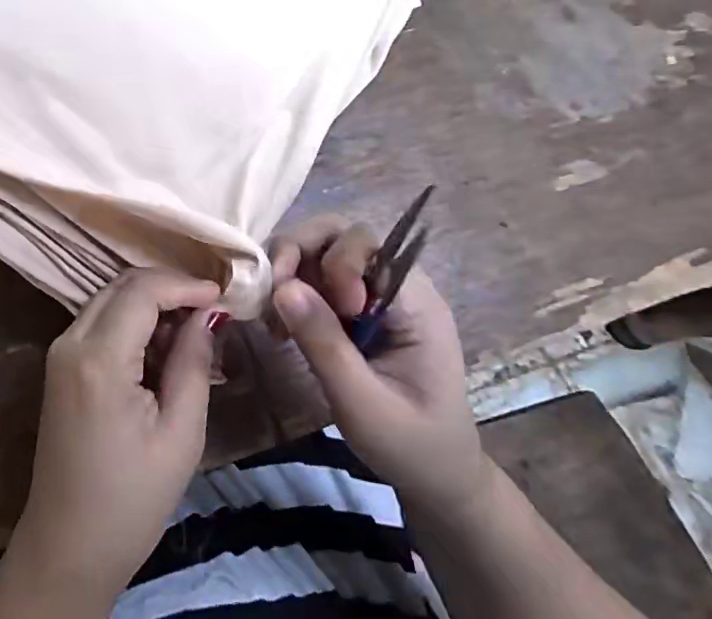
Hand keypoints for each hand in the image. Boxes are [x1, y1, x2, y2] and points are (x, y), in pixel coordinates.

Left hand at [0, 268, 223, 616]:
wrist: (67, 548)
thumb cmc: (131, 500)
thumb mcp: (180, 434)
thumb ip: (194, 362)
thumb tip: (210, 313)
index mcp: (98, 359)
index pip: (142, 291)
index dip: (184, 284)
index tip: (223, 296)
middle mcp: (70, 342)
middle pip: (123, 286)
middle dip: (169, 288)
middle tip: (210, 311)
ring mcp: (59, 352)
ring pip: (110, 299)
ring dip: (151, 304)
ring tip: (191, 332)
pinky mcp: (59, 365)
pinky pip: (99, 321)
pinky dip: (132, 321)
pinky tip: (160, 348)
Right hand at [269, 217, 489, 505]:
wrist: (436, 476)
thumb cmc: (410, 445)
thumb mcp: (364, 405)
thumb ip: (325, 344)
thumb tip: (282, 286)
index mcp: (416, 302)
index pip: (370, 244)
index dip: (338, 262)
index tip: (331, 310)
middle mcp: (395, 284)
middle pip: (340, 235)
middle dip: (300, 254)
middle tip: (277, 298)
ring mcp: (373, 293)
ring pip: (322, 250)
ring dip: (290, 273)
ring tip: (276, 321)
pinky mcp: (355, 307)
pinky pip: (316, 278)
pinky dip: (292, 292)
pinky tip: (283, 329)